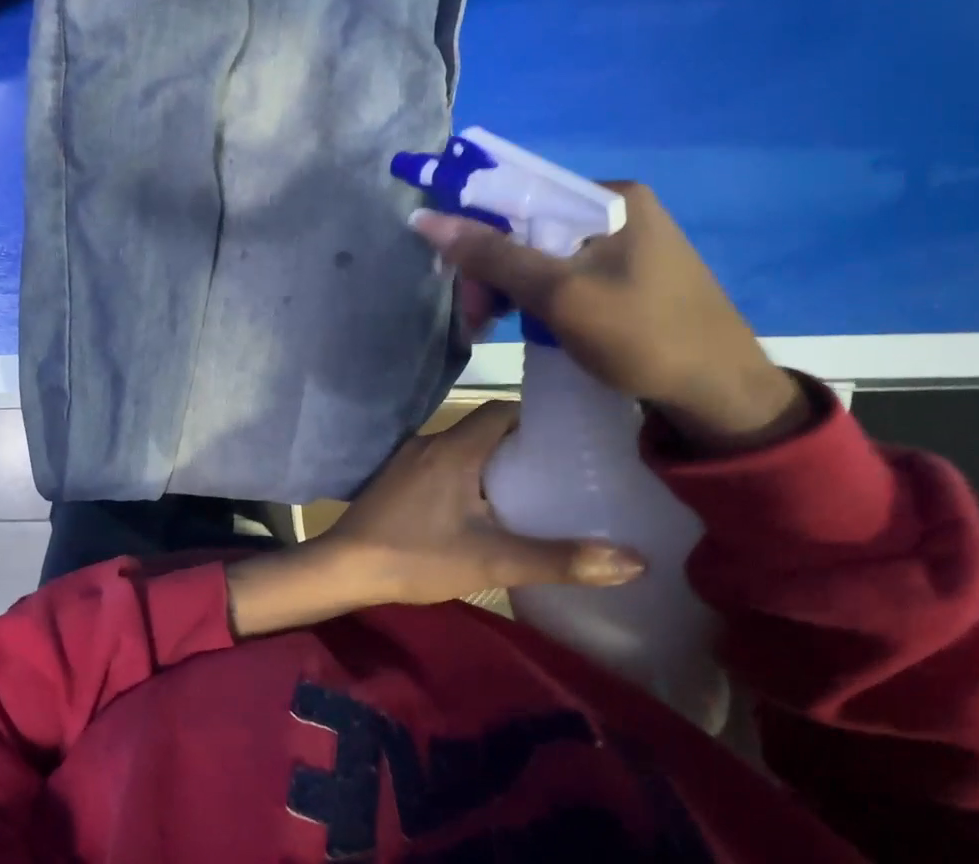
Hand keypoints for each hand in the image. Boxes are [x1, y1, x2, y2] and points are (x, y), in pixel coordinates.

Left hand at [226, 402, 644, 637]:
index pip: (505, 411)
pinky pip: (444, 464)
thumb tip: (636, 560)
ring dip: (498, 462)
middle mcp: (430, 443)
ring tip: (540, 488)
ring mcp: (408, 460)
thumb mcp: (493, 561)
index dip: (543, 418)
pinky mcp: (396, 479)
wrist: (343, 568)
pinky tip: (490, 506)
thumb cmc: (416, 557)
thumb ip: (561, 559)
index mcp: (454, 448)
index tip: (579, 439)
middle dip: (527, 444)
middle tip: (570, 470)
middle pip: (487, 429)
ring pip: (465, 448)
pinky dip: (472, 475)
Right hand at [410, 182, 807, 450]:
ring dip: (508, 288)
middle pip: (526, 228)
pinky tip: (527, 322)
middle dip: (492, 270)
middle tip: (478, 316)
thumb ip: (493, 255)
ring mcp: (625, 243)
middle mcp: (619, 210)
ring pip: (539, 254)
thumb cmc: (642, 336)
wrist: (720, 394)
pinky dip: (535, 297)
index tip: (455, 275)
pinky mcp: (626, 275)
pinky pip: (562, 273)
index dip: (476, 231)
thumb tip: (425, 218)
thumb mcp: (558, 294)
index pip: (520, 196)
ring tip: (493, 324)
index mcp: (612, 199)